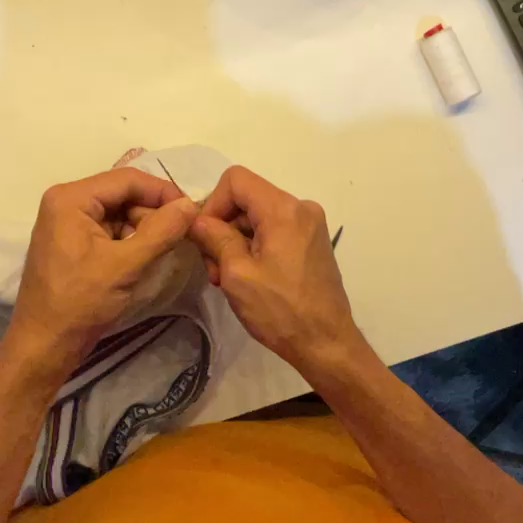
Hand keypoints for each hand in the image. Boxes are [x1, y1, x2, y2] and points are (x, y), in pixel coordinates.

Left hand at [3, 168, 197, 373]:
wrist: (46, 344)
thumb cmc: (80, 302)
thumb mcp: (125, 265)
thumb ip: (161, 231)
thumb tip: (191, 205)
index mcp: (71, 199)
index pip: (127, 179)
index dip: (163, 191)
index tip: (193, 211)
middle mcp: (67, 202)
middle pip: (123, 194)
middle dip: (153, 213)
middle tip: (181, 236)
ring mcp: (68, 224)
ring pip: (120, 214)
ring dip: (144, 229)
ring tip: (163, 251)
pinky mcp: (74, 244)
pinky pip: (110, 231)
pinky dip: (131, 242)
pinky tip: (144, 260)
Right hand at [187, 166, 365, 375]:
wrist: (326, 343)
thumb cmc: (279, 311)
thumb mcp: (237, 274)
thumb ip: (214, 238)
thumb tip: (196, 220)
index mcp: (284, 209)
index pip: (235, 180)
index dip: (212, 204)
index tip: (204, 238)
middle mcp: (302, 208)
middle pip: (247, 199)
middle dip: (223, 229)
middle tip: (214, 270)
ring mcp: (311, 226)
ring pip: (258, 218)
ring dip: (236, 243)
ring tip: (228, 280)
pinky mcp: (313, 244)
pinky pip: (275, 232)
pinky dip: (256, 248)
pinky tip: (249, 279)